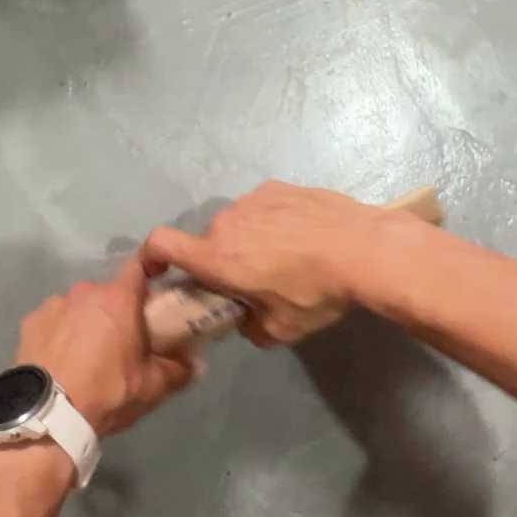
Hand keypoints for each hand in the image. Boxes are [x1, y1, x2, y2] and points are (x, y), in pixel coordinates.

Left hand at [17, 257, 204, 436]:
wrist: (49, 415)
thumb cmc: (107, 392)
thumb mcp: (151, 387)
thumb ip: (178, 370)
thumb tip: (198, 364)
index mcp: (119, 298)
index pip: (139, 266)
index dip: (149, 273)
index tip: (154, 291)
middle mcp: (85, 291)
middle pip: (108, 292)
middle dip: (116, 310)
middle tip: (121, 340)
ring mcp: (54, 304)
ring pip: (78, 306)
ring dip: (85, 321)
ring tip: (85, 354)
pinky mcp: (30, 322)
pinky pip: (52, 321)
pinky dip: (58, 333)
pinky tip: (59, 359)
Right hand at [140, 182, 400, 346]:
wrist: (364, 249)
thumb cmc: (315, 293)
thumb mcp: (282, 329)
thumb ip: (252, 329)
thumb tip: (247, 322)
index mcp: (216, 256)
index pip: (161, 244)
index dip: (152, 256)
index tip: (161, 270)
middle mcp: (226, 223)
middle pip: (210, 243)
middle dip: (223, 261)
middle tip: (255, 280)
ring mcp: (253, 200)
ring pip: (239, 224)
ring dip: (250, 239)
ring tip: (289, 256)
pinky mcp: (279, 187)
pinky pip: (263, 207)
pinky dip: (273, 221)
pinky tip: (304, 235)